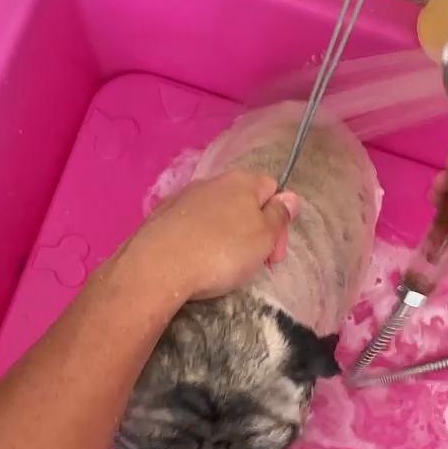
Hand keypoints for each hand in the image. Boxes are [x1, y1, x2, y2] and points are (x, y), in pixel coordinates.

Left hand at [122, 170, 297, 301]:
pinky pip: (191, 225)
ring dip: (225, 235)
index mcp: (242, 181)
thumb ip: (279, 215)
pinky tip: (194, 260)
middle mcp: (212, 182)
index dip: (279, 222)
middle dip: (252, 230)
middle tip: (251, 264)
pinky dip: (198, 240)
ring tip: (220, 265)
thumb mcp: (263, 238)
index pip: (272, 189)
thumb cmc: (221, 252)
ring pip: (216, 213)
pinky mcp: (161, 216)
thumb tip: (290, 196)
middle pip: (243, 202)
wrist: (157, 266)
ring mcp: (183, 197)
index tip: (273, 254)